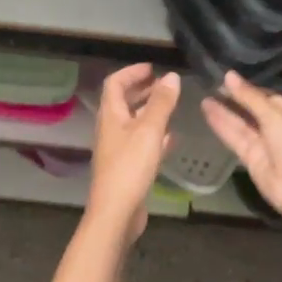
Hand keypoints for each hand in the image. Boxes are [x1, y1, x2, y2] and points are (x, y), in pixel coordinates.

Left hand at [86, 65, 180, 241]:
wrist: (116, 212)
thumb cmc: (130, 166)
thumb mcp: (149, 130)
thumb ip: (161, 103)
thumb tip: (171, 76)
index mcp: (110, 115)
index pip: (115, 83)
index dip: (132, 72)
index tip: (152, 68)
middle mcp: (110, 128)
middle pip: (122, 101)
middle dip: (141, 90)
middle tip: (163, 85)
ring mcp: (116, 148)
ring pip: (132, 122)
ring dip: (148, 111)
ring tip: (170, 106)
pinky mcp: (125, 167)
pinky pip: (139, 142)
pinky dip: (153, 135)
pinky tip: (170, 138)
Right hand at [202, 72, 281, 223]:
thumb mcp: (273, 115)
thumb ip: (249, 96)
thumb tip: (229, 75)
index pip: (265, 96)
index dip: (247, 88)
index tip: (226, 79)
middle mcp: (275, 126)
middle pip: (250, 109)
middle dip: (233, 99)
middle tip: (210, 85)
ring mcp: (262, 142)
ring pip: (240, 123)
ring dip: (223, 111)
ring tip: (203, 97)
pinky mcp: (249, 156)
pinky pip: (234, 137)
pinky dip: (222, 125)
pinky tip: (207, 112)